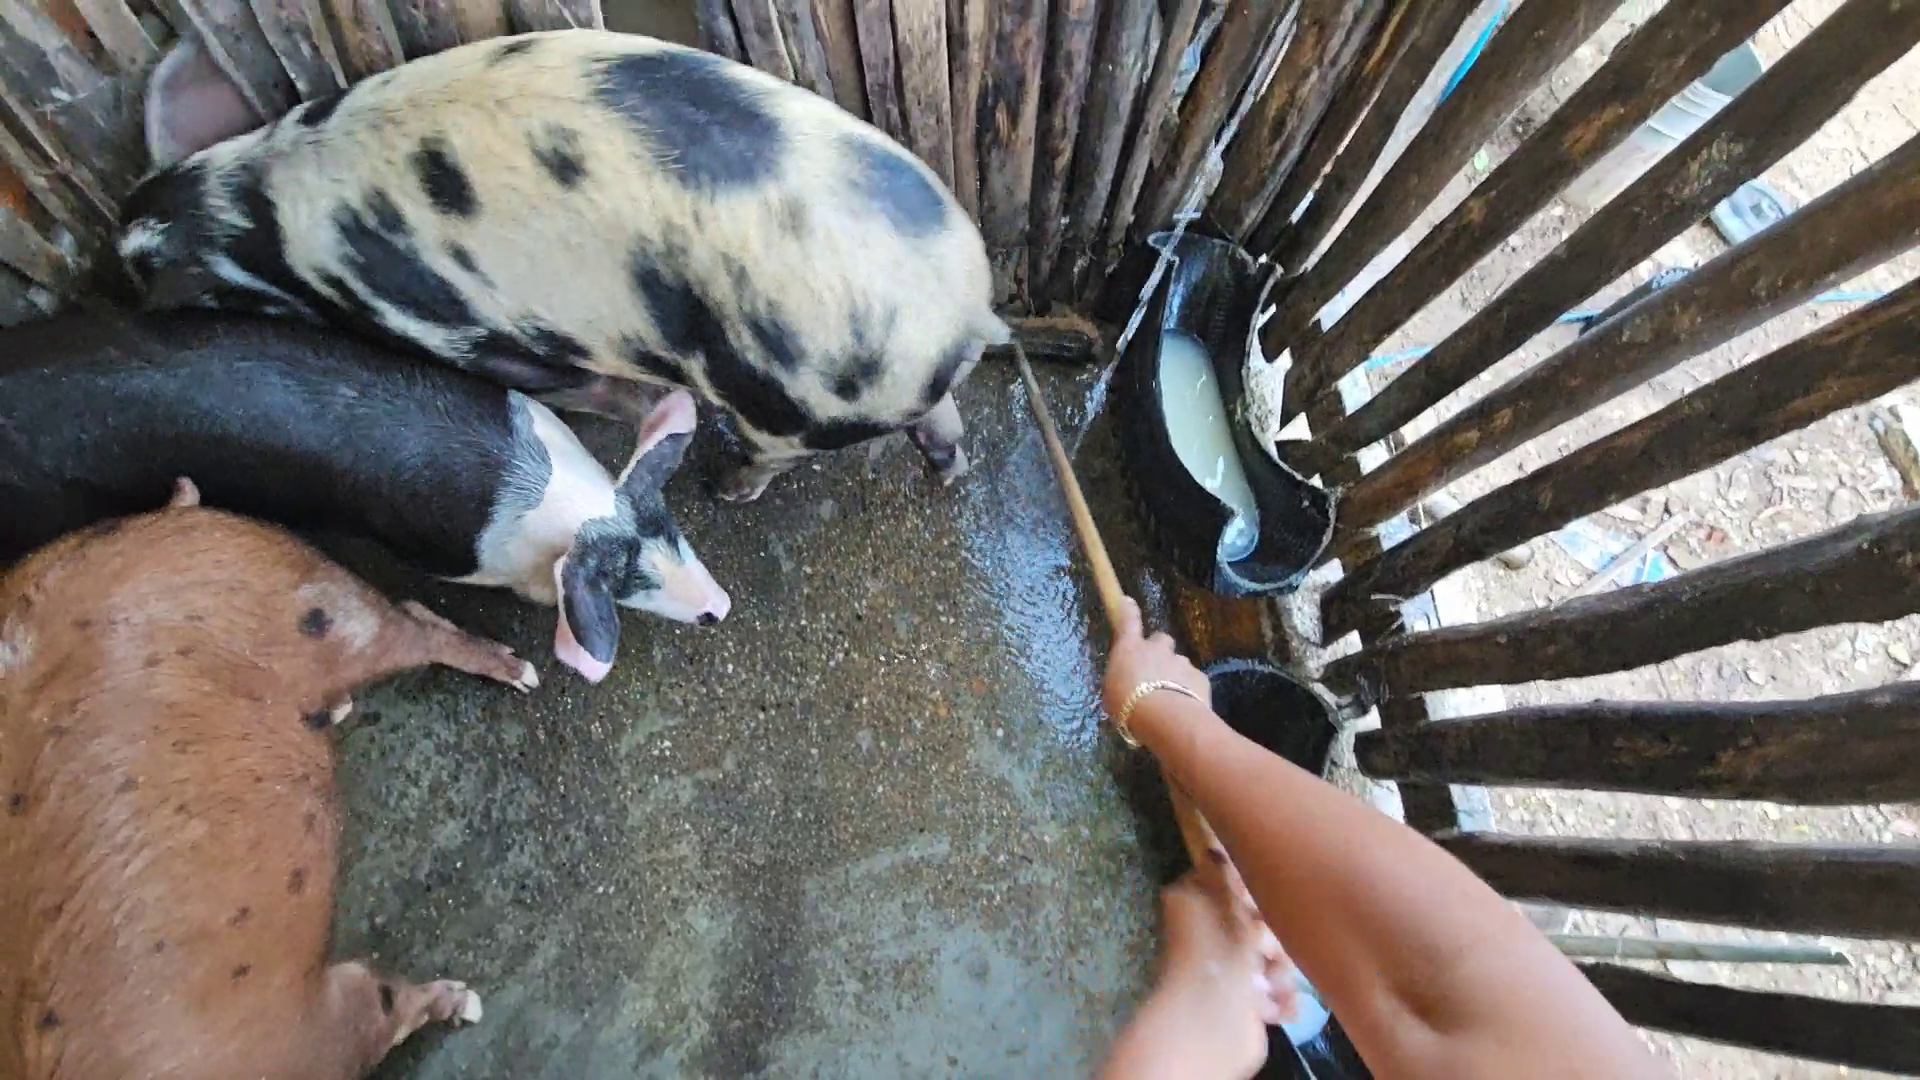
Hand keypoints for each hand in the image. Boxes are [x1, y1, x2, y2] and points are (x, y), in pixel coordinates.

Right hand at [1104, 597, 1210, 719]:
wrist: (1165, 718)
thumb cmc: (1127, 705)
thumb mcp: (1112, 692)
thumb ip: (1121, 677)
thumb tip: (1126, 677)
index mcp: (1130, 649)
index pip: (1128, 621)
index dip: (1128, 610)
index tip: (1128, 601)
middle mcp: (1157, 649)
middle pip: (1161, 640)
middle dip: (1160, 651)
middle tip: (1155, 671)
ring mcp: (1181, 662)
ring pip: (1179, 663)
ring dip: (1175, 675)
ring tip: (1170, 698)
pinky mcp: (1199, 678)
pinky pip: (1193, 681)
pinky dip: (1190, 690)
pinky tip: (1184, 708)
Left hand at [1143, 871, 1296, 1079]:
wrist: (1211, 1026)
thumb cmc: (1217, 954)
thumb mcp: (1223, 902)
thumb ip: (1223, 873)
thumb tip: (1213, 846)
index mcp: (1193, 901)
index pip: (1227, 882)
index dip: (1248, 892)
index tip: (1258, 902)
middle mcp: (1208, 931)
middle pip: (1257, 921)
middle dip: (1270, 938)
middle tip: (1263, 949)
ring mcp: (1227, 968)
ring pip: (1271, 957)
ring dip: (1276, 972)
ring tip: (1266, 985)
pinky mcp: (1244, 1000)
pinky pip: (1274, 991)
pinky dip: (1276, 1000)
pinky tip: (1269, 1007)